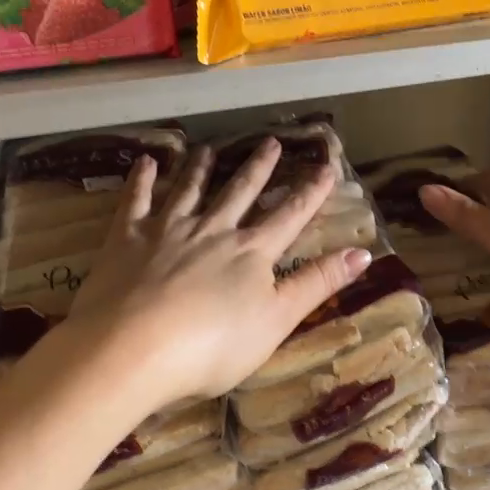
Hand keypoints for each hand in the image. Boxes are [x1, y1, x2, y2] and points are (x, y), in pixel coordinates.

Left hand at [59, 139, 372, 407]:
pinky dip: (142, 181)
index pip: (289, 216)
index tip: (327, 167)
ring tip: (209, 149)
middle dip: (258, 168)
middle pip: (240, 193)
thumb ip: (318, 284)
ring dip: (201, 169)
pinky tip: (145, 163)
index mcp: (251, 252)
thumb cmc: (212, 346)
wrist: (134, 348)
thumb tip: (363, 253)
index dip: (310, 193)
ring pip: (189, 191)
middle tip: (271, 142)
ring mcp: (168, 230)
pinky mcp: (127, 239)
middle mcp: (213, 230)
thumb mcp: (277, 321)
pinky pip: (136, 202)